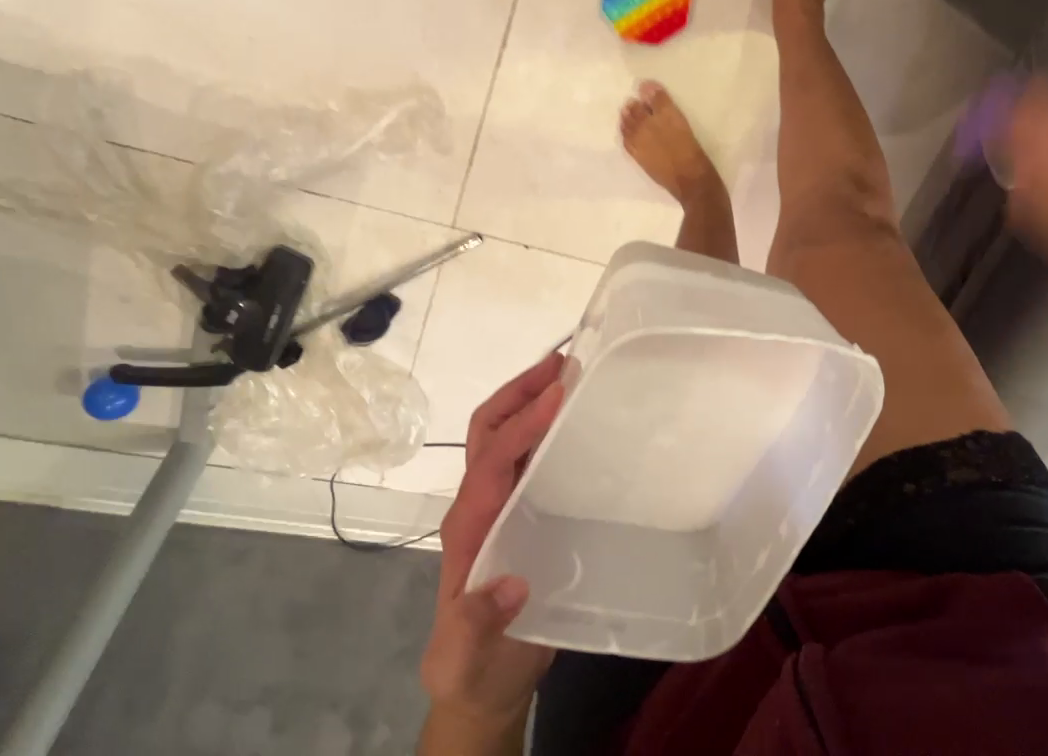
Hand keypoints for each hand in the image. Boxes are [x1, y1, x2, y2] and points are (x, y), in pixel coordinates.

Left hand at [421, 353, 566, 740]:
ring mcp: (499, 507)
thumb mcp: (467, 656)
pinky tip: (580, 423)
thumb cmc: (476, 667)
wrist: (481, 684)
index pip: (492, 460)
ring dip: (531, 400)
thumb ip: (477, 624)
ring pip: (506, 437)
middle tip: (564, 362)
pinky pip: (528, 458)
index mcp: (469, 526)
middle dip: (519, 391)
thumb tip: (511, 584)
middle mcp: (480, 505)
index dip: (522, 424)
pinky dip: (547, 428)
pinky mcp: (521, 514)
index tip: (559, 393)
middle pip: (489, 430)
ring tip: (574, 376)